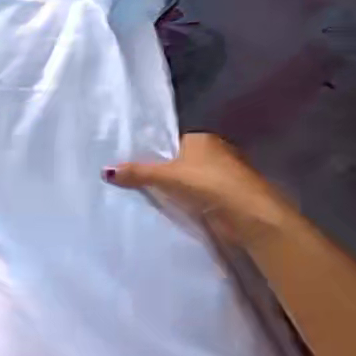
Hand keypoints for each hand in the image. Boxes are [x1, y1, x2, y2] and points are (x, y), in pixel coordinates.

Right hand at [105, 133, 298, 245]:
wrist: (250, 215)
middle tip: (132, 184)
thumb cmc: (209, 185)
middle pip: (178, 162)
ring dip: (174, 190)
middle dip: (160, 173)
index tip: (131, 167)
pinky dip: (186, 203)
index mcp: (202, 139)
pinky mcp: (227, 196)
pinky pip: (197, 196)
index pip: (170, 143)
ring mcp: (224, 175)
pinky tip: (170, 210)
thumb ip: (137, 173)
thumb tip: (105, 170)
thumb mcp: (166, 176)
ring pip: (188, 180)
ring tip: (145, 199)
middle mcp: (215, 152)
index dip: (151, 154)